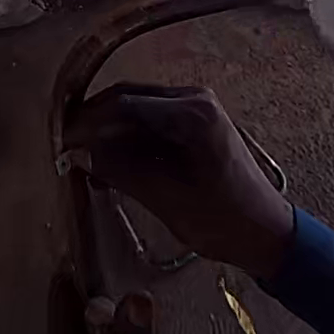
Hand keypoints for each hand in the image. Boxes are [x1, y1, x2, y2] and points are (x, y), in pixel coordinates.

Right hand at [63, 83, 296, 277]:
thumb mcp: (167, 198)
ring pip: (134, 107)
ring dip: (108, 129)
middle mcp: (192, 98)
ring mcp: (192, 106)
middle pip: (127, 98)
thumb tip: (79, 154)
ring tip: (83, 154)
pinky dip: (125, 136)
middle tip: (66, 142)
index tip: (63, 139)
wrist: (269, 236)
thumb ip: (121, 170)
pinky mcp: (190, 119)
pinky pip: (147, 119)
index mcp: (192, 113)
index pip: (125, 105)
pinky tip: (108, 158)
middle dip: (94, 121)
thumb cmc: (224, 220)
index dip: (89, 121)